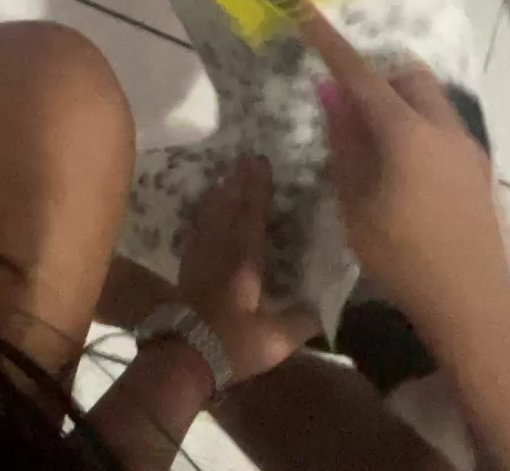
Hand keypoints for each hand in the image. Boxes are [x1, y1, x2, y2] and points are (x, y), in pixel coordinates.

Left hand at [175, 156, 321, 383]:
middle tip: (247, 158)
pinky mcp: (187, 262)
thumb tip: (325, 306)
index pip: (251, 215)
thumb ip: (303, 320)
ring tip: (229, 173)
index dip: (257, 188)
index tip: (261, 163)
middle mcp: (219, 248)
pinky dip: (205, 208)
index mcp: (243, 261)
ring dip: (221, 191)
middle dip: (240, 181)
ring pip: (211, 212)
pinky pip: (198, 224)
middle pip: (228, 206)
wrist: (184, 352)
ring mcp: (199, 253)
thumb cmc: (232, 344)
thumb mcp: (276, 339)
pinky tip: (208, 205)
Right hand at [298, 8, 509, 330]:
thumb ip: (344, 140)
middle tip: (343, 95)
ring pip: (428, 100)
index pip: (359, 74)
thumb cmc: (400, 253)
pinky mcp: (476, 171)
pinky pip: (440, 126)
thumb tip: (331, 92)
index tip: (303, 9)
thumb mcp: (354, 198)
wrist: (474, 306)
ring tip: (366, 134)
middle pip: (408, 75)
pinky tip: (395, 164)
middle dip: (375, 71)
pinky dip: (413, 124)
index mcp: (406, 133)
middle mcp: (443, 130)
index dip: (328, 40)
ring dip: (395, 99)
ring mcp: (467, 150)